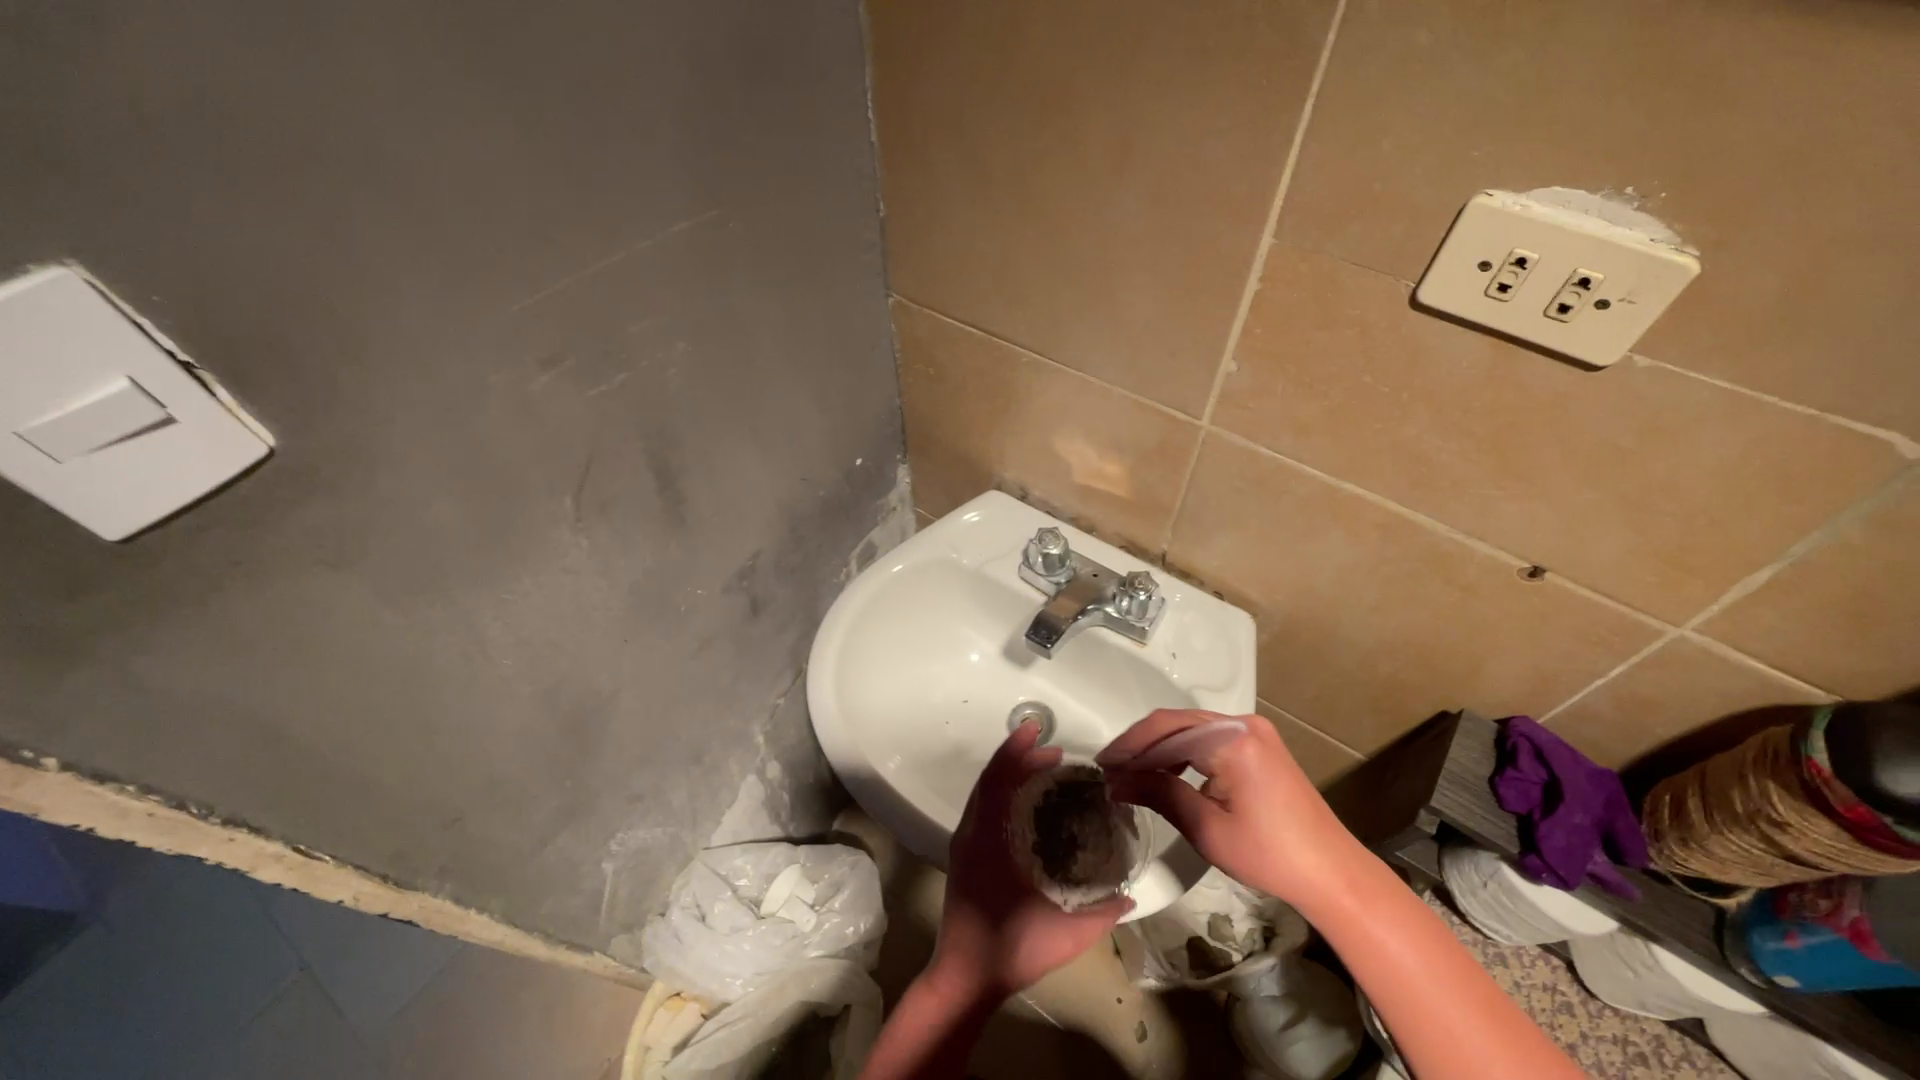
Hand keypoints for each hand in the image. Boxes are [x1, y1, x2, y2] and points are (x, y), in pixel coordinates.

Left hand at [928, 720, 1132, 1000]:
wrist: (965, 979)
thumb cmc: (1010, 951)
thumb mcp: (1065, 934)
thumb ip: (1102, 914)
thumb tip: (1129, 895)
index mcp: (989, 842)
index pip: (997, 781)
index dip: (1015, 752)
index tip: (1038, 732)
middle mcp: (971, 836)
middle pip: (990, 782)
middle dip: (1018, 759)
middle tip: (1054, 752)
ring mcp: (964, 847)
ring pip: (984, 796)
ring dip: (1010, 777)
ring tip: (1043, 771)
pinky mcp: (964, 859)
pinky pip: (981, 812)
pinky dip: (1002, 796)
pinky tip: (1027, 807)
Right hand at [1098, 709, 1362, 908]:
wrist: (1331, 871)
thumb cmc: (1268, 854)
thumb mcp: (1206, 828)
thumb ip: (1159, 794)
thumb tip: (1116, 782)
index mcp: (1231, 740)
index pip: (1165, 729)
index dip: (1129, 746)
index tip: (1102, 767)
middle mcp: (1243, 725)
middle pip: (1177, 722)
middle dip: (1141, 745)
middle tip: (1112, 770)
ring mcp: (1255, 733)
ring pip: (1192, 728)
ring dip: (1161, 748)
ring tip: (1132, 774)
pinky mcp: (1261, 746)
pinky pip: (1210, 738)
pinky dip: (1184, 751)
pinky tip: (1167, 773)